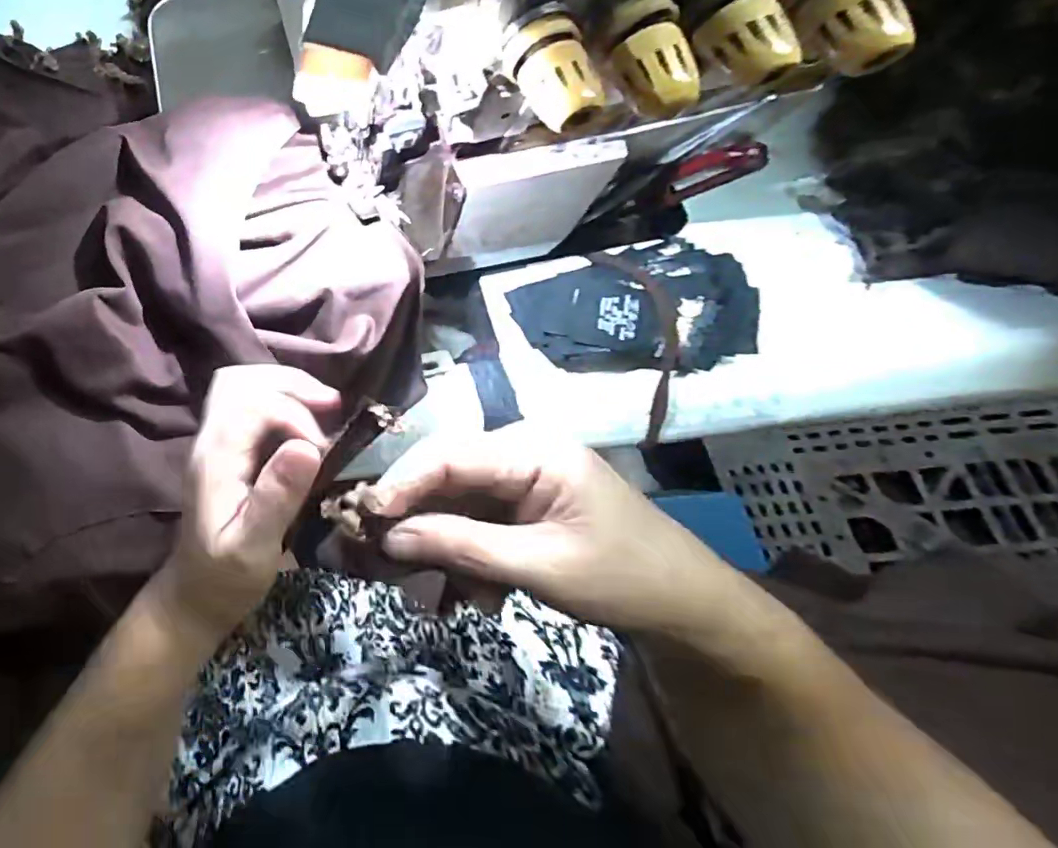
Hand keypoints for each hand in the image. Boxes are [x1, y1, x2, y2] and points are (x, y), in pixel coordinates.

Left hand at [150, 365, 338, 641]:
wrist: (195, 593)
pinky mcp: (227, 449)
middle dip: (289, 383)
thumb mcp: (253, 548)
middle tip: (332, 403)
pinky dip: (281, 400)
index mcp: (215, 458)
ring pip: (243, 386)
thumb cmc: (224, 577)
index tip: (323, 452)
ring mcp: (215, 442)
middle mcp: (210, 440)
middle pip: (240, 380)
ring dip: (285, 386)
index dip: (295, 416)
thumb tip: (307, 447)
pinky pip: (249, 404)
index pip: (253, 404)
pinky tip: (308, 418)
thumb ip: (276, 498)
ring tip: (325, 404)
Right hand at [364, 424, 764, 644]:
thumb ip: (462, 547)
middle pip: (444, 474)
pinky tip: (477, 595)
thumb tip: (389, 539)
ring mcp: (519, 474)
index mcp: (532, 449)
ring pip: (453, 502)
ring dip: (444, 546)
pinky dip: (467, 555)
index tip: (365, 515)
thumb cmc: (625, 579)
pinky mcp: (520, 500)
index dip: (402, 483)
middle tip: (382, 551)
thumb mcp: (541, 567)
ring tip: (446, 594)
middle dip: (417, 518)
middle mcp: (519, 449)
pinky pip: (473, 519)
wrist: (692, 608)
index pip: (448, 456)